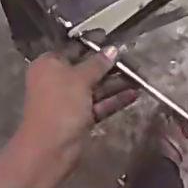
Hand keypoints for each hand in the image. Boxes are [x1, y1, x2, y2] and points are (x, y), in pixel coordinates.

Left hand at [12, 46, 137, 182]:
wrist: (51, 147)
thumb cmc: (60, 104)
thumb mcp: (79, 78)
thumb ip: (97, 64)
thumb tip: (113, 49)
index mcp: (48, 65)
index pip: (71, 49)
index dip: (92, 44)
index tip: (112, 39)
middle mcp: (56, 80)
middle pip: (85, 68)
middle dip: (108, 65)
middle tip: (132, 59)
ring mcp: (68, 100)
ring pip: (94, 87)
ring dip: (115, 83)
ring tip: (139, 76)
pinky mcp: (79, 118)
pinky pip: (98, 104)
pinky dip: (114, 100)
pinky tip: (134, 94)